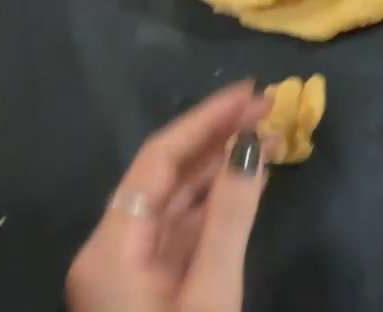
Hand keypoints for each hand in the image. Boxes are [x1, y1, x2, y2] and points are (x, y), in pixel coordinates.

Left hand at [68, 83, 274, 311]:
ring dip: (222, 166)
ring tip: (270, 136)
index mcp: (112, 245)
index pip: (159, 158)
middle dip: (219, 137)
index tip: (252, 92)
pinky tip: (250, 181)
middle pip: (167, 174)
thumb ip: (231, 213)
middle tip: (270, 108)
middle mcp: (114, 248)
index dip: (206, 119)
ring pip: (178, 199)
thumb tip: (252, 142)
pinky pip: (185, 227)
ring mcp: (131, 270)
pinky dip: (219, 201)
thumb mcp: (210, 290)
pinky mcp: (151, 287)